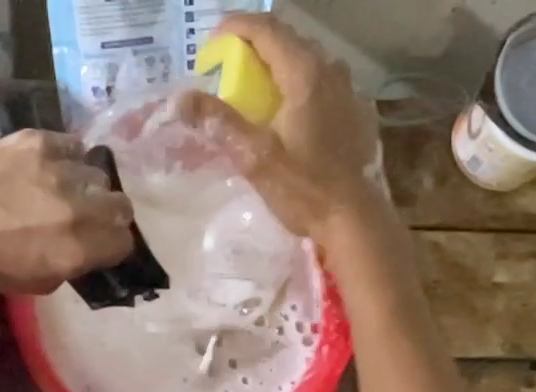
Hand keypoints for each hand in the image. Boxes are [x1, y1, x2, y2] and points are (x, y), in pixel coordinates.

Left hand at [0, 130, 136, 293]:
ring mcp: (58, 168)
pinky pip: (71, 145)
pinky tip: (49, 167)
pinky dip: (66, 157)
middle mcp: (77, 207)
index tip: (102, 245)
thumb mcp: (40, 282)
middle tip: (88, 217)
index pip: (124, 241)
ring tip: (65, 189)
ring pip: (97, 172)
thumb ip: (74, 265)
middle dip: (108, 213)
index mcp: (77, 249)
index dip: (114, 245)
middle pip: (120, 204)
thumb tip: (89, 251)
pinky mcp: (37, 140)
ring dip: (86, 184)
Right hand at [178, 13, 385, 242]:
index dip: (234, 28)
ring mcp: (346, 88)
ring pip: (306, 60)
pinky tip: (286, 109)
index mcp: (304, 73)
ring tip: (254, 87)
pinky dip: (297, 84)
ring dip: (276, 65)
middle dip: (253, 46)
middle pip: (287, 40)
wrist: (351, 217)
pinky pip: (321, 81)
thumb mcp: (255, 157)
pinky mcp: (353, 109)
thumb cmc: (302, 189)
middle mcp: (329, 69)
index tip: (210, 44)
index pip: (266, 29)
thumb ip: (220, 122)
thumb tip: (182, 99)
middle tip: (227, 67)